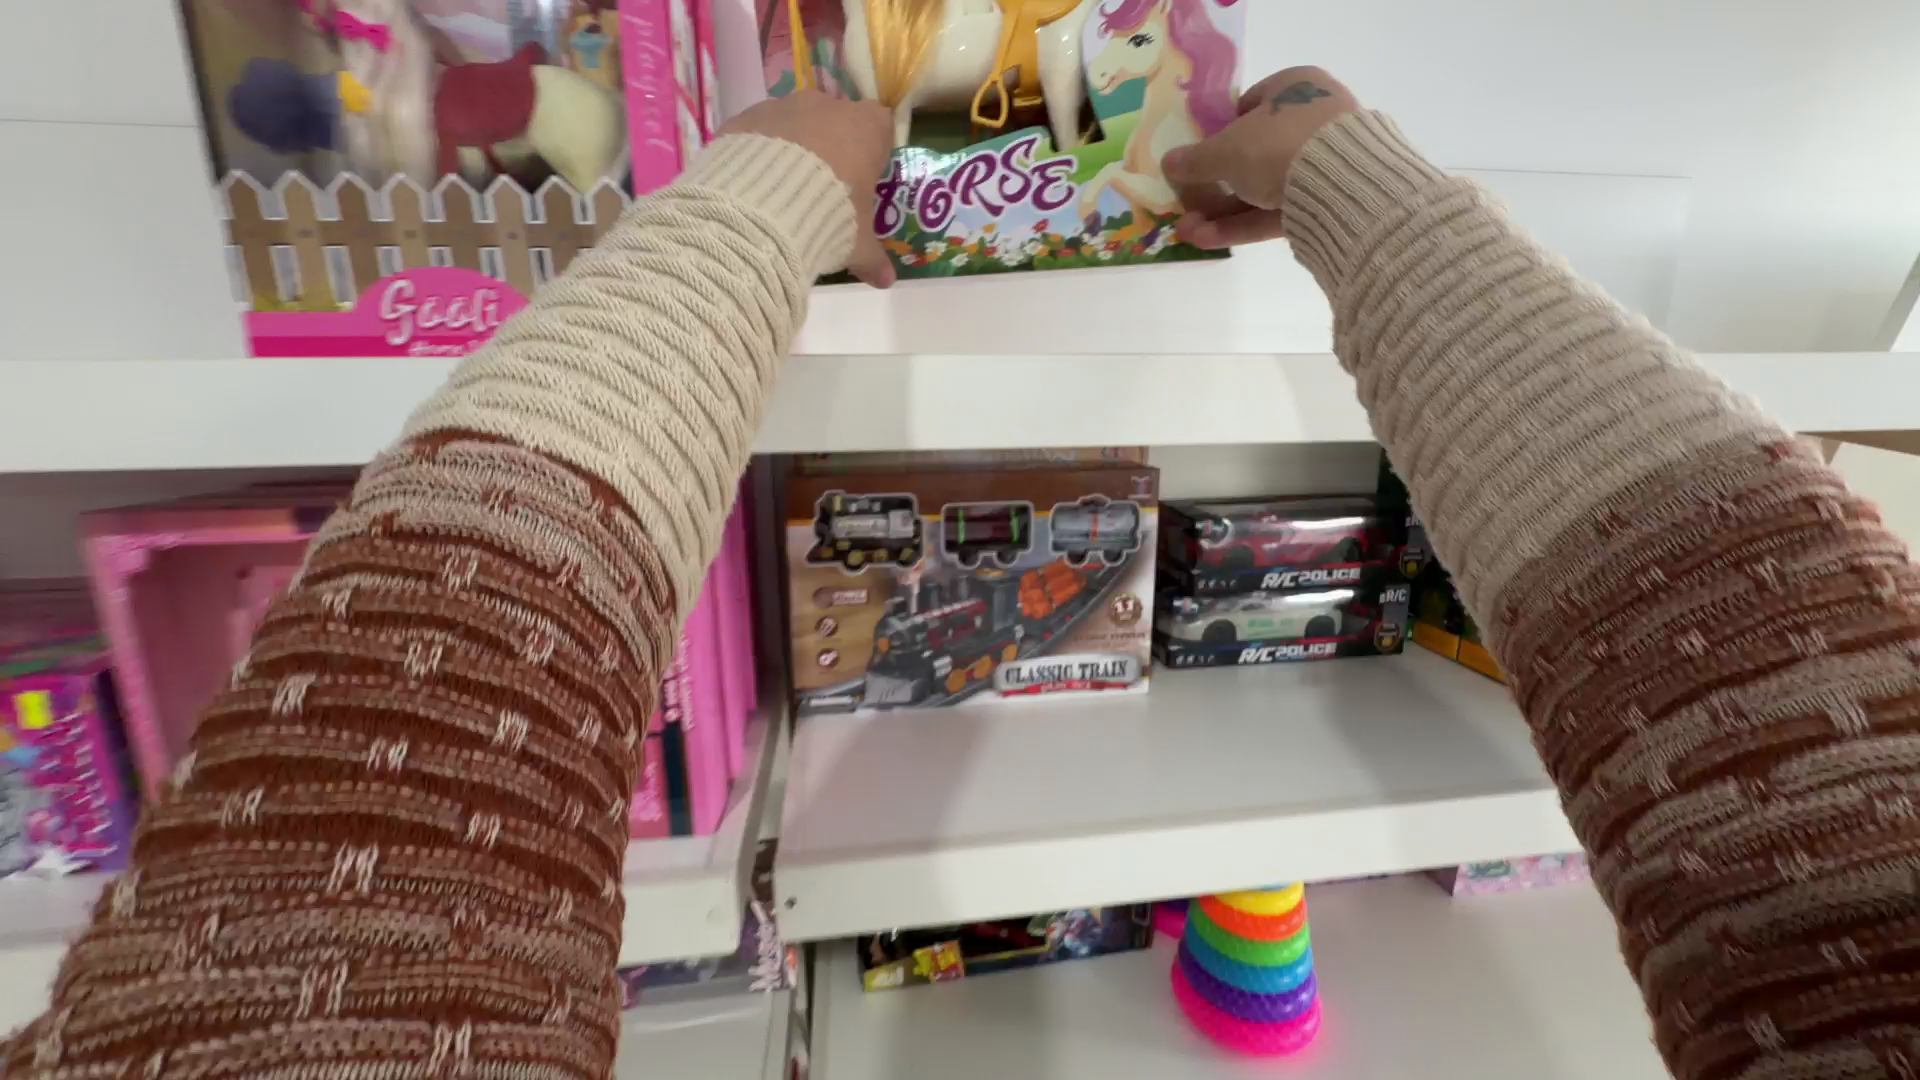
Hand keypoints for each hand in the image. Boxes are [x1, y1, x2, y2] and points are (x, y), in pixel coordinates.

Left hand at [720, 91, 897, 286]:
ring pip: (795, 123)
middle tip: (825, 191)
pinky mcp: (746, 116)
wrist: (764, 207)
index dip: (875, 151)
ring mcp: (782, 106)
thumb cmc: (831, 216)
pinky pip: (759, 132)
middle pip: (836, 121)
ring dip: (794, 149)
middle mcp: (826, 107)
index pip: (881, 127)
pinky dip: (760, 153)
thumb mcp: (858, 245)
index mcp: (866, 129)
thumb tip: (886, 282)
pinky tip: (756, 186)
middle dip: (832, 149)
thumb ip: (874, 260)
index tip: (866, 178)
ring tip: (785, 192)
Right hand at [1161, 67, 1359, 249]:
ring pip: (1257, 189)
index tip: (1197, 155)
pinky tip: (1205, 240)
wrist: (1336, 183)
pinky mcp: (1316, 202)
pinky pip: (1270, 212)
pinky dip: (1239, 226)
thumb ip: (1195, 159)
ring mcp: (1316, 163)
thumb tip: (1168, 162)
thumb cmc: (1276, 144)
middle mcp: (1308, 120)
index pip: (1250, 106)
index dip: (1219, 130)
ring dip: (1219, 212)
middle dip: (1213, 185)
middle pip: (1250, 155)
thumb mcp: (1225, 150)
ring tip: (1186, 231)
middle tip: (1186, 202)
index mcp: (1292, 87)